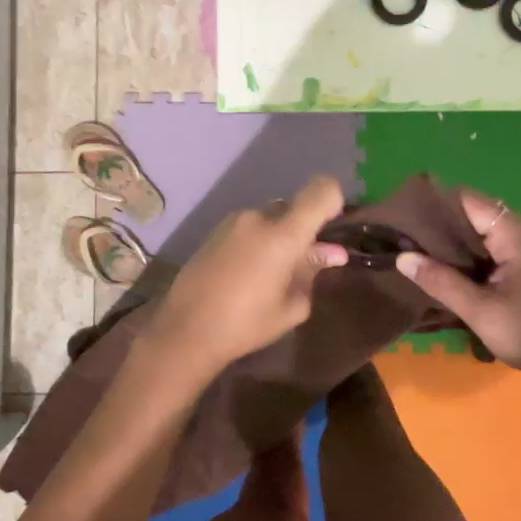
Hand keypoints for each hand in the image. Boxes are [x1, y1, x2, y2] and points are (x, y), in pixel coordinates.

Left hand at [148, 176, 349, 376]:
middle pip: (295, 207)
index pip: (321, 190)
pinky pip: (250, 227)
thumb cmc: (246, 324)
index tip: (333, 229)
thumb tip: (332, 253)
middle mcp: (258, 217)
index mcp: (283, 234)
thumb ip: (312, 272)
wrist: (186, 330)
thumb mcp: (291, 306)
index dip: (335, 202)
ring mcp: (233, 221)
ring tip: (272, 275)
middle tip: (306, 263)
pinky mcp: (215, 230)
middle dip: (305, 229)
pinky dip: (259, 241)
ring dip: (280, 236)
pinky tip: (249, 273)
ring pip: (271, 217)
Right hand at [395, 189, 520, 380]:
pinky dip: (466, 252)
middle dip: (440, 225)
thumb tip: (402, 256)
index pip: (468, 200)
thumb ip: (441, 281)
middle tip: (406, 241)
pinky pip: (489, 244)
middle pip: (473, 211)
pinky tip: (444, 267)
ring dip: (452, 241)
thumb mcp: (480, 311)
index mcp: (516, 234)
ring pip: (479, 229)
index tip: (405, 222)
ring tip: (418, 253)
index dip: (436, 207)